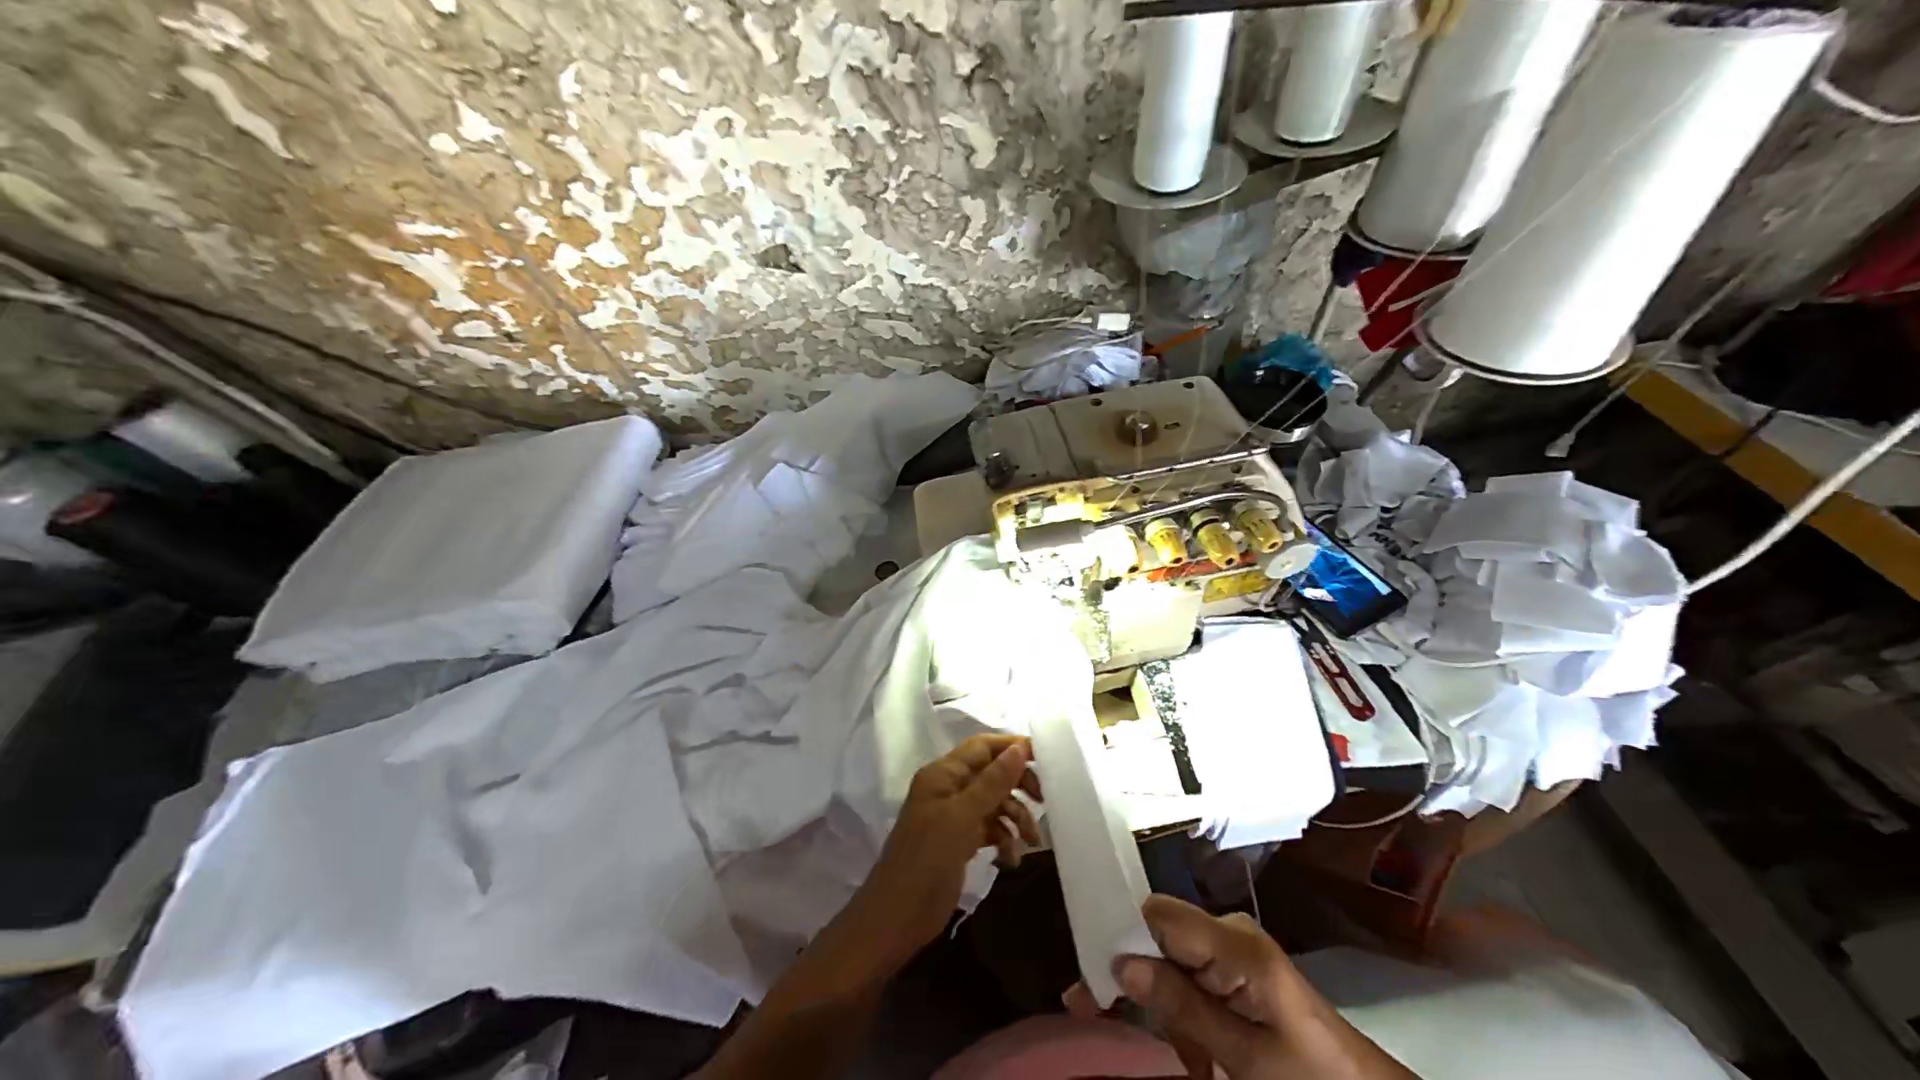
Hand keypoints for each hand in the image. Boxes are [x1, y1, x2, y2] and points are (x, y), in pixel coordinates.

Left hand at [845, 734, 1042, 965]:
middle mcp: (949, 789)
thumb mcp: (961, 817)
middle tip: (1045, 801)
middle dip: (1019, 785)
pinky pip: (990, 830)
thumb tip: (1020, 747)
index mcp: (942, 774)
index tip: (1047, 759)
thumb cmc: (926, 860)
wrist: (897, 919)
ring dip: (1016, 818)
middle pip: (992, 773)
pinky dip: (1004, 841)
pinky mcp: (959, 843)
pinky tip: (1010, 860)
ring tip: (1031, 842)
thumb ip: (992, 782)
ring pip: (995, 804)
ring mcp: (954, 817)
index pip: (982, 747)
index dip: (1012, 747)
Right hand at [1113, 895, 1416, 1079]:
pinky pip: (1188, 974)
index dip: (1119, 932)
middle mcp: (1229, 933)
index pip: (1159, 914)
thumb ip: (1182, 1006)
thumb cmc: (1309, 1076)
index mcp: (1236, 944)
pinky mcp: (1235, 967)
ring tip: (1146, 1041)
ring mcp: (1232, 949)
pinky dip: (1176, 1008)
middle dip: (1126, 972)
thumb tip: (1120, 962)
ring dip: (1152, 1000)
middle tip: (1085, 1006)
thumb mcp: (1244, 1055)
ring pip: (1168, 957)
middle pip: (1158, 934)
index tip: (1087, 969)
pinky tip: (1185, 1049)